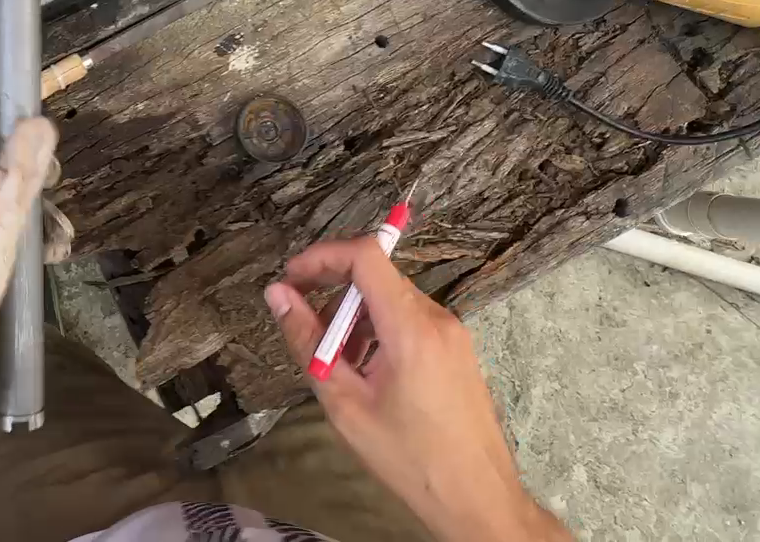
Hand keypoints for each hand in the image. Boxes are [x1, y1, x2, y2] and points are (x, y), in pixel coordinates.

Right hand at [265, 239, 568, 541]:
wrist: (482, 504)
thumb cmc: (410, 460)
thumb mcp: (345, 404)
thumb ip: (308, 341)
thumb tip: (276, 293)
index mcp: (411, 329)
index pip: (366, 255)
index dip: (323, 255)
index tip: (293, 279)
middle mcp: (436, 318)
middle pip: (374, 273)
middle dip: (330, 287)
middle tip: (301, 316)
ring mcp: (451, 331)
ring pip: (388, 294)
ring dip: (352, 311)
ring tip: (334, 356)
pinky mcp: (455, 346)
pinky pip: (406, 315)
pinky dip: (375, 325)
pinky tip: (363, 366)